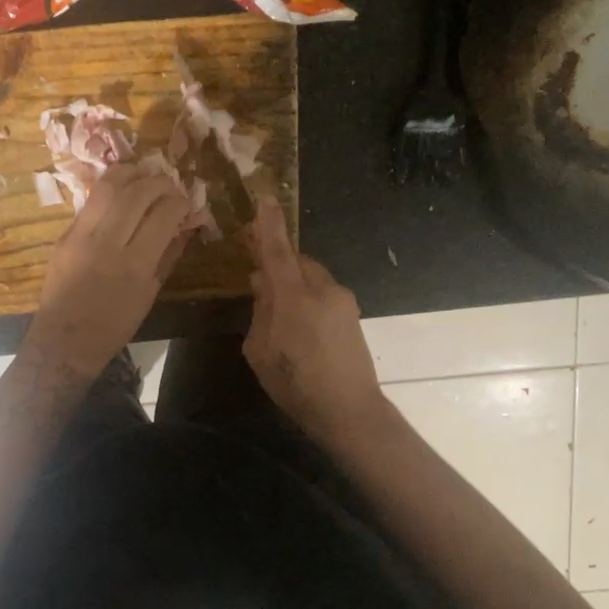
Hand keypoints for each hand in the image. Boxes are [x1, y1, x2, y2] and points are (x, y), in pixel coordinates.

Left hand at [26, 168, 193, 373]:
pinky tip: (122, 188)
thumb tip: (187, 225)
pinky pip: (90, 202)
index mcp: (134, 266)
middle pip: (137, 194)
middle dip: (159, 182)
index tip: (186, 201)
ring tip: (146, 173)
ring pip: (108, 188)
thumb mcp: (149, 295)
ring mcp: (81, 237)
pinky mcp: (64, 235)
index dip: (179, 202)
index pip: (163, 215)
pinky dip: (109, 189)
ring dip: (131, 173)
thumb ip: (168, 256)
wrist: (64, 341)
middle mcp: (107, 244)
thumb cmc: (113, 326)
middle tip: (170, 183)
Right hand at [243, 195, 385, 437]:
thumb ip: (260, 311)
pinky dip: (305, 299)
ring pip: (309, 277)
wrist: (348, 410)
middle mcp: (322, 289)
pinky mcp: (352, 314)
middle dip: (277, 266)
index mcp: (294, 297)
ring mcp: (342, 300)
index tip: (264, 198)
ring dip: (292, 285)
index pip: (276, 251)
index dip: (268, 225)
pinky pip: (321, 294)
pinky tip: (298, 329)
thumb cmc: (295, 384)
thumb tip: (264, 284)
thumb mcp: (260, 350)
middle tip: (257, 287)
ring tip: (277, 317)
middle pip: (296, 261)